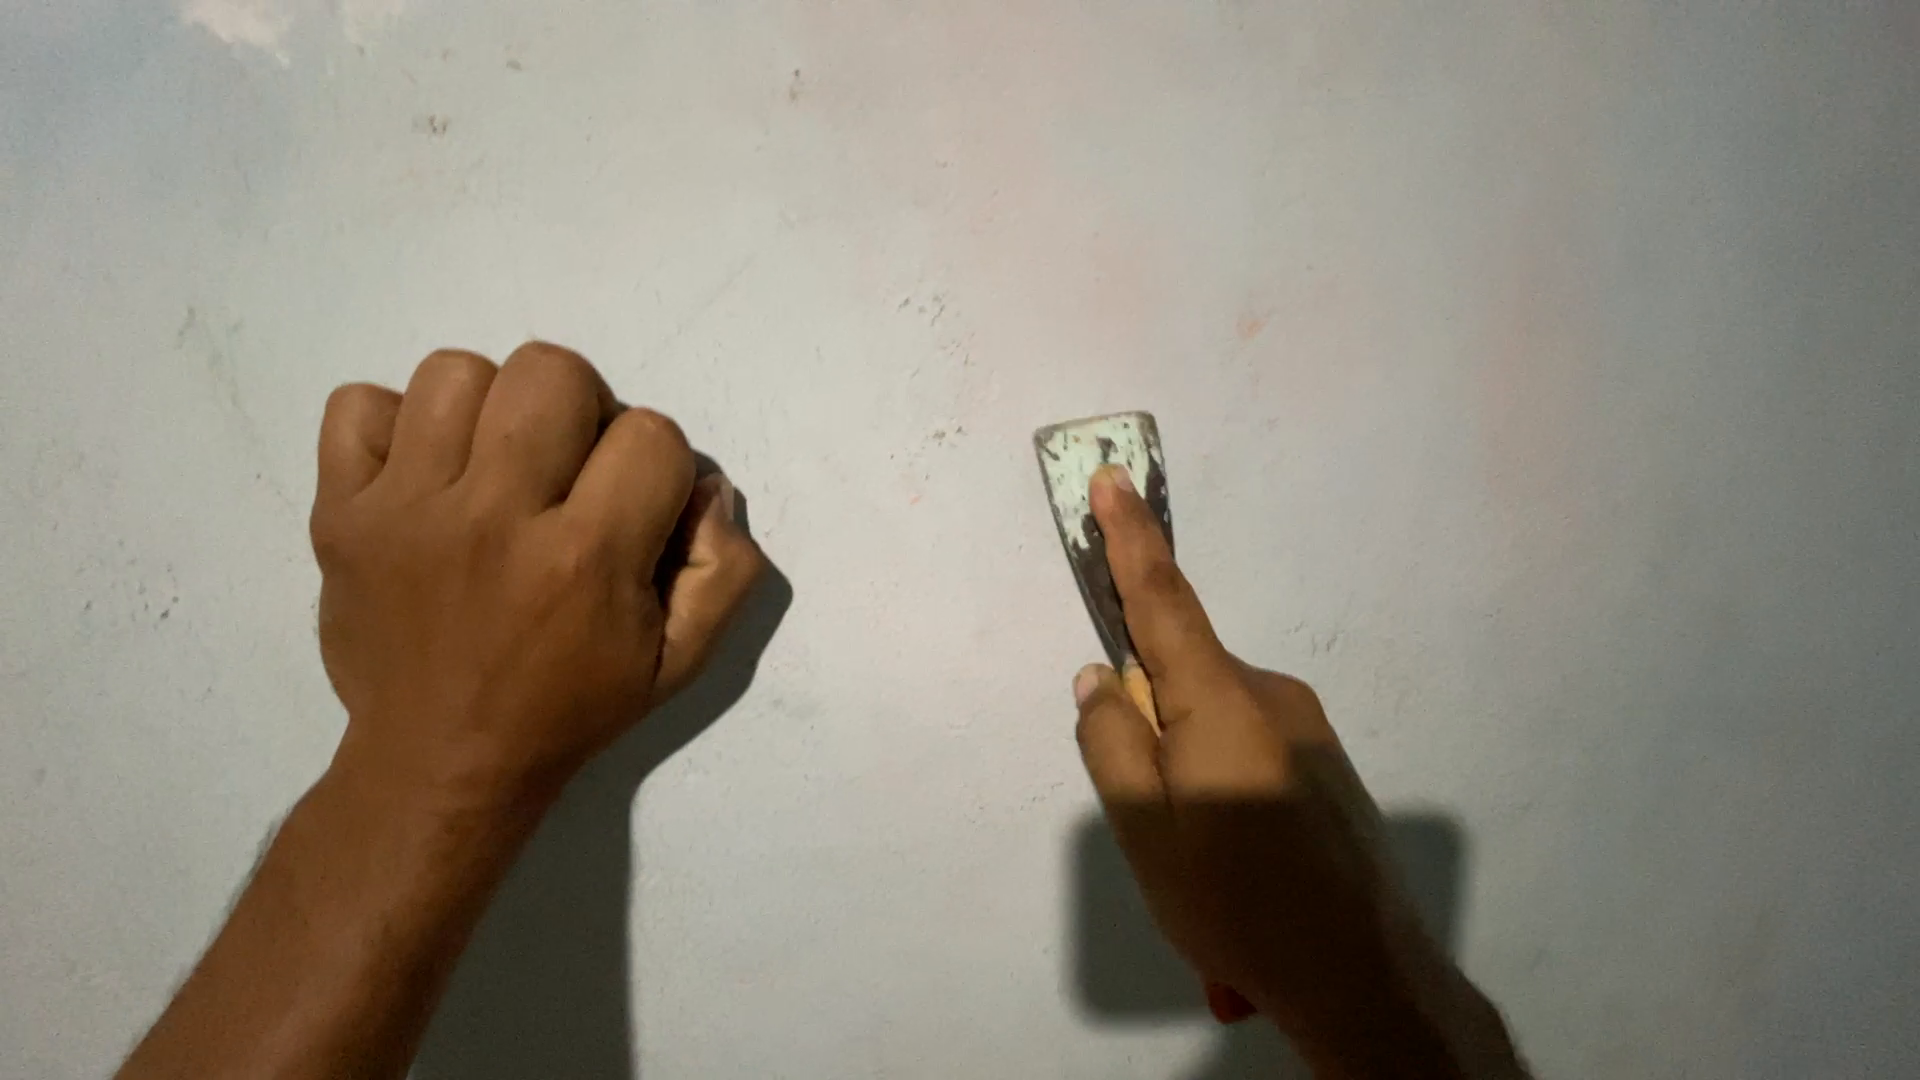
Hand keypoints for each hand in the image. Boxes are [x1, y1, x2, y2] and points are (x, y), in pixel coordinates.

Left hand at [310, 343, 763, 809]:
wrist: (443, 759)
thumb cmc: (576, 704)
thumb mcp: (684, 658)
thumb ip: (727, 571)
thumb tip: (710, 488)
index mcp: (587, 558)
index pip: (652, 434)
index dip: (661, 461)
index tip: (640, 507)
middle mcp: (495, 518)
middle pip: (552, 370)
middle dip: (586, 409)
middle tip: (575, 469)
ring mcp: (405, 511)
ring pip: (458, 373)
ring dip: (499, 410)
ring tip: (502, 469)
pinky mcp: (338, 513)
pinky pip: (360, 403)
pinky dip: (401, 424)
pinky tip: (431, 477)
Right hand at [1072, 467, 1454, 1060]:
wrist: (1367, 982)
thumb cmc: (1235, 897)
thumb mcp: (1142, 827)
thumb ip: (1108, 738)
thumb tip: (1101, 677)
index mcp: (1218, 698)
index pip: (1161, 597)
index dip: (1131, 537)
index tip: (1112, 480)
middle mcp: (1269, 694)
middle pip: (1180, 674)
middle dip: (1148, 718)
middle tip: (1150, 809)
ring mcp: (1305, 729)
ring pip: (1211, 720)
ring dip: (1186, 771)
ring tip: (1196, 861)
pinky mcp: (1324, 765)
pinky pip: (1247, 751)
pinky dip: (1221, 791)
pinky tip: (1235, 865)